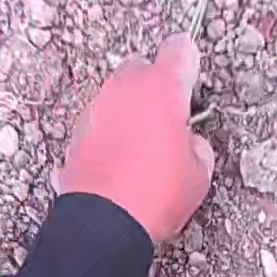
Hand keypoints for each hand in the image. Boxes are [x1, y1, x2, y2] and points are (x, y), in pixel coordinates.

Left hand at [53, 33, 214, 241]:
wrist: (105, 225)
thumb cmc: (155, 197)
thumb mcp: (199, 177)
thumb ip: (198, 148)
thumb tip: (191, 144)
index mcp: (162, 90)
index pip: (180, 51)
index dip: (189, 63)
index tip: (191, 74)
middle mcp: (125, 89)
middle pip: (142, 69)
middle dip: (155, 90)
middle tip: (169, 123)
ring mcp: (96, 109)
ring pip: (117, 98)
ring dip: (131, 115)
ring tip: (144, 153)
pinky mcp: (77, 134)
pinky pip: (100, 127)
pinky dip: (110, 139)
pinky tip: (122, 166)